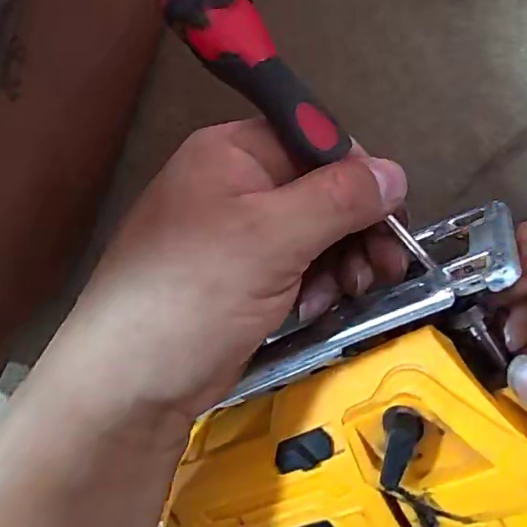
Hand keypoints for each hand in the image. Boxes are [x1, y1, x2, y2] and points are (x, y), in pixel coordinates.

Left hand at [39, 121, 406, 420]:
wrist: (130, 385)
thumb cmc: (196, 292)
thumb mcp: (272, 236)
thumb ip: (339, 198)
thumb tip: (397, 172)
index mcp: (232, 151)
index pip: (314, 142)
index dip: (357, 175)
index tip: (390, 217)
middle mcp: (236, 182)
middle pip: (320, 190)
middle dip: (355, 229)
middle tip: (385, 266)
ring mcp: (238, 232)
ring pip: (315, 231)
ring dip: (340, 261)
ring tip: (348, 292)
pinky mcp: (243, 276)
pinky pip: (297, 264)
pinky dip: (315, 284)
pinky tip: (312, 308)